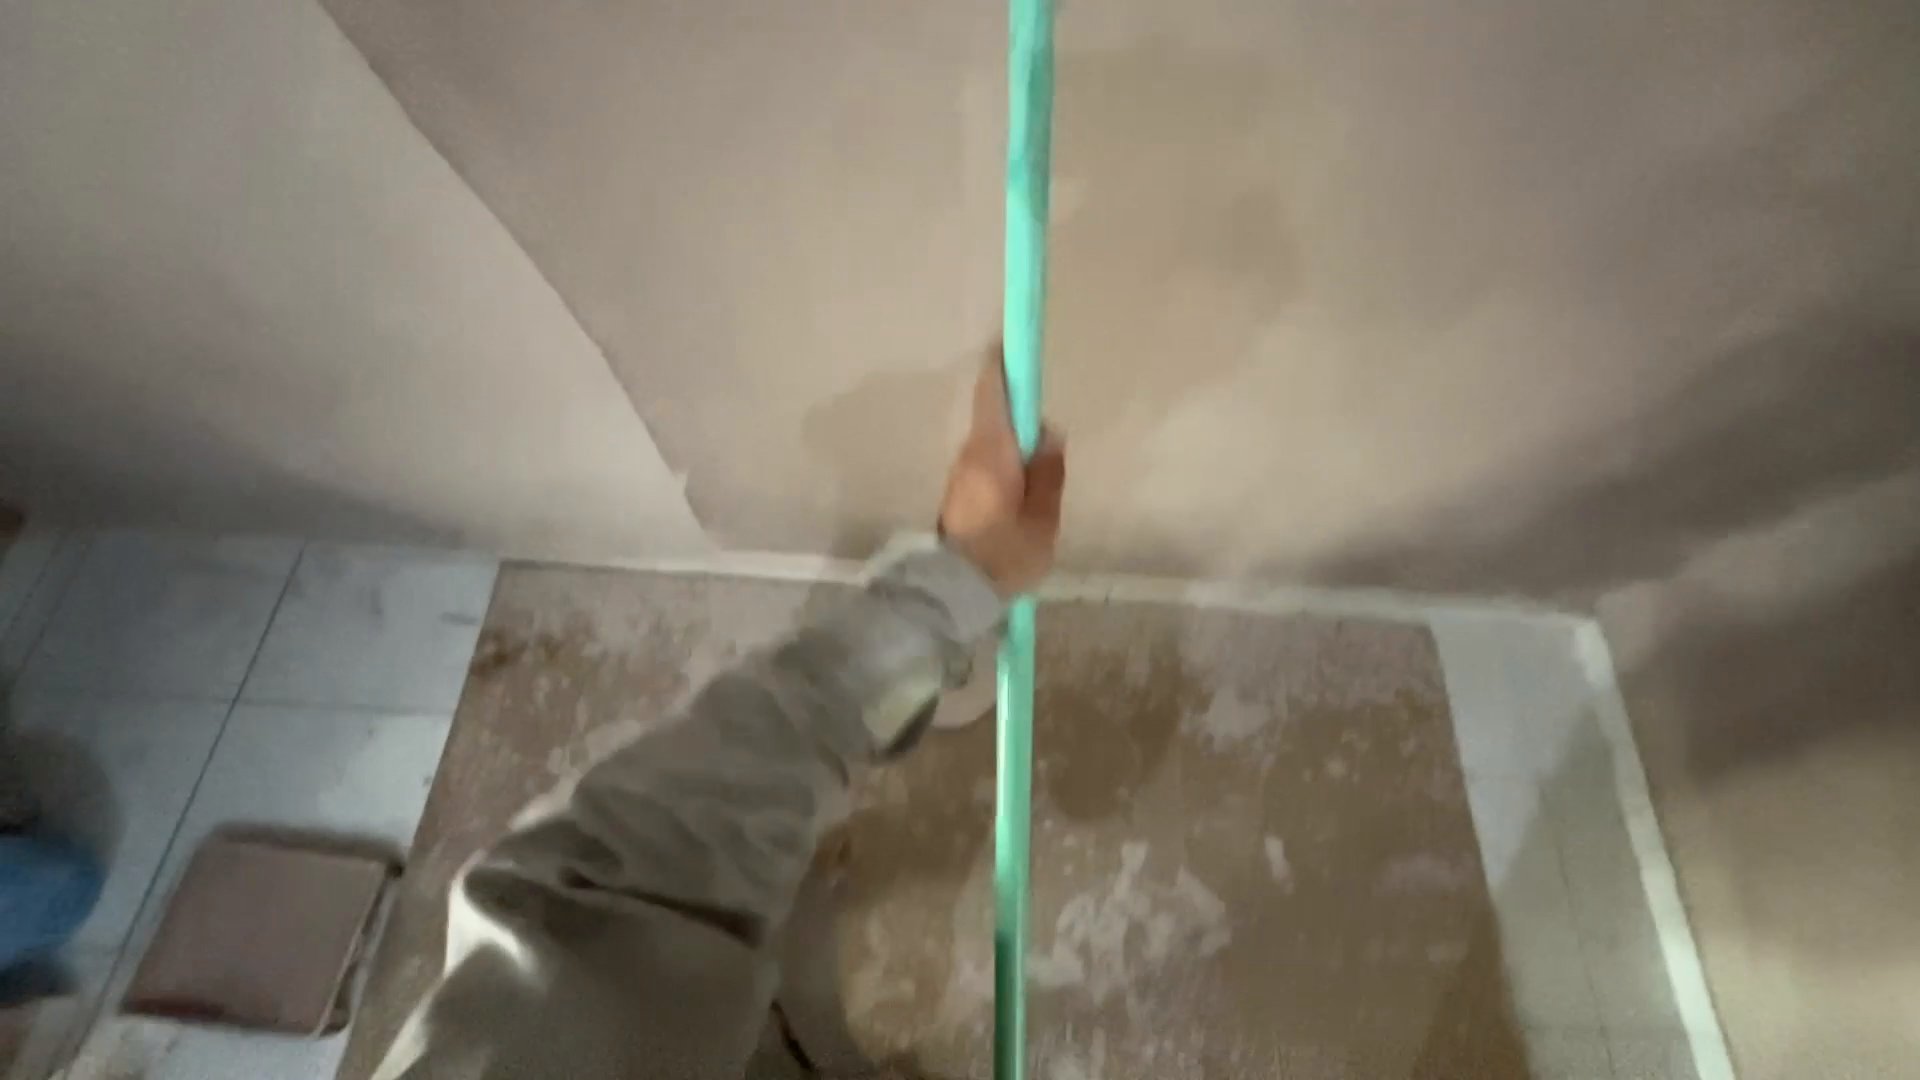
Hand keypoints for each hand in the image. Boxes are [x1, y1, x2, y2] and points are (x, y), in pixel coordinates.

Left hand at [938, 345, 1065, 594]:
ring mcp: (960, 472)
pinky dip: (1004, 460)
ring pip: (991, 440)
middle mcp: (970, 453)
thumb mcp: (1043, 520)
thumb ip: (1048, 473)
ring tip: (1040, 472)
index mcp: (992, 452)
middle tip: (1049, 435)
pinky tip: (1021, 490)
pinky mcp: (957, 491)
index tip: (1015, 344)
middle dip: (1020, 412)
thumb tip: (1049, 433)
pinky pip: (986, 461)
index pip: (993, 393)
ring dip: (1013, 441)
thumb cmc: (1004, 555)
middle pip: (994, 414)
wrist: (953, 593)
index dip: (1004, 364)